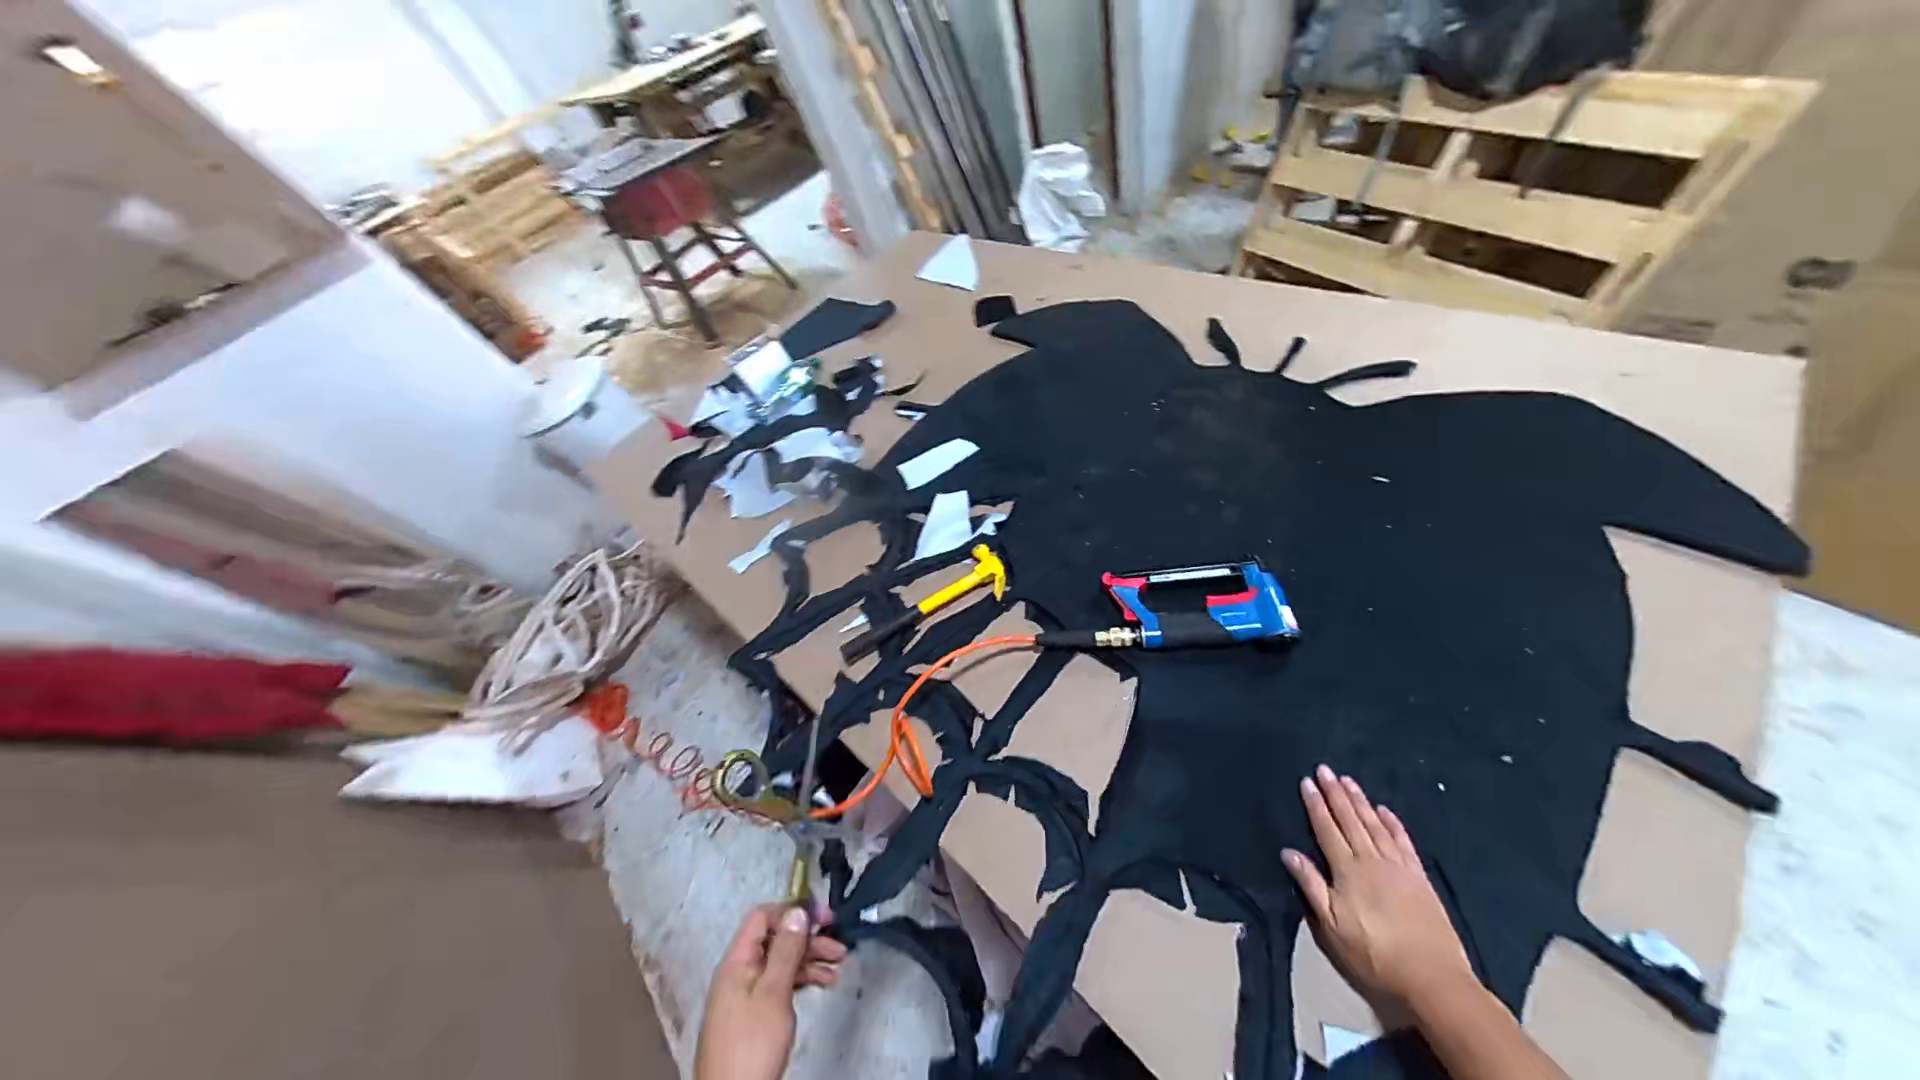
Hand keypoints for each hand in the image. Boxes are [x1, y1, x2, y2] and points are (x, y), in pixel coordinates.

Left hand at [694, 904, 848, 1079]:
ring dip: (810, 959)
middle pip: (776, 939)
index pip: (762, 917)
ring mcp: (747, 994)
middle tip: (839, 944)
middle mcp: (740, 972)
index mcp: (737, 961)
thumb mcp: (774, 993)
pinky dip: (802, 980)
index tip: (824, 918)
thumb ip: (786, 950)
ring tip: (839, 966)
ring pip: (782, 962)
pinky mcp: (755, 1015)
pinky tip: (824, 983)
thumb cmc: (753, 1044)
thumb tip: (797, 911)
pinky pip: (781, 984)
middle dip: (808, 938)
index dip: (793, 912)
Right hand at [1282, 765, 1475, 1009]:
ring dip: (1360, 801)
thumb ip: (1311, 886)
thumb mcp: (1331, 927)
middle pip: (1350, 820)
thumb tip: (1289, 852)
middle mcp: (1372, 861)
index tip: (1307, 782)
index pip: (1327, 829)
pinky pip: (1404, 842)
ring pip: (1375, 825)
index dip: (1316, 805)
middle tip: (1325, 769)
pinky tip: (1385, 811)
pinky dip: (1392, 824)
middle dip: (1335, 793)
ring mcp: (1399, 868)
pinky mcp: (1419, 879)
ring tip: (1348, 781)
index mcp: (1348, 871)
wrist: (1433, 980)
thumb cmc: (1373, 955)